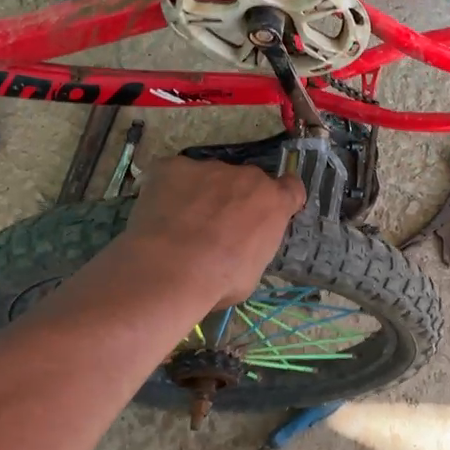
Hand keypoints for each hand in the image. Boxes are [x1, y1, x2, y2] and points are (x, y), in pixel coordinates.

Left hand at [112, 155, 305, 306]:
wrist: (171, 270)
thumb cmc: (220, 281)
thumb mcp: (253, 271)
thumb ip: (254, 245)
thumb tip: (241, 246)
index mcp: (274, 201)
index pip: (290, 187)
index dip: (280, 198)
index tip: (268, 212)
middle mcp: (248, 176)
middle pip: (247, 182)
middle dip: (236, 199)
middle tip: (216, 228)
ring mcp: (211, 168)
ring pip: (210, 177)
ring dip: (202, 195)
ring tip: (180, 225)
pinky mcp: (175, 168)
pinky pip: (175, 175)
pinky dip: (169, 190)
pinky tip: (158, 214)